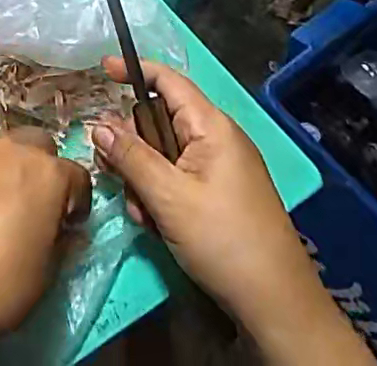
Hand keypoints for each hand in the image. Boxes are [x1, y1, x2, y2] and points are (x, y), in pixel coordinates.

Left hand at [0, 128, 90, 365]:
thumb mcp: (44, 275)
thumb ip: (60, 244)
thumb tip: (64, 232)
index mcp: (47, 171)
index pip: (78, 176)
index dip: (78, 202)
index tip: (70, 225)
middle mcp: (11, 148)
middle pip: (39, 144)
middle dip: (44, 168)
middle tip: (38, 204)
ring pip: (3, 144)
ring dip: (10, 164)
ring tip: (2, 200)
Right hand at [90, 57, 372, 363]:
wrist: (278, 307)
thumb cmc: (223, 240)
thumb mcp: (167, 196)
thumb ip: (129, 156)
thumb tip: (98, 125)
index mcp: (211, 127)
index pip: (168, 81)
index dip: (134, 70)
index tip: (101, 69)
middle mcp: (216, 139)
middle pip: (158, 120)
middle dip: (131, 144)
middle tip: (110, 168)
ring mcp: (219, 167)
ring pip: (162, 152)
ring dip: (142, 176)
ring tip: (140, 211)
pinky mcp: (219, 193)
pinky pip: (176, 176)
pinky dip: (159, 193)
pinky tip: (154, 222)